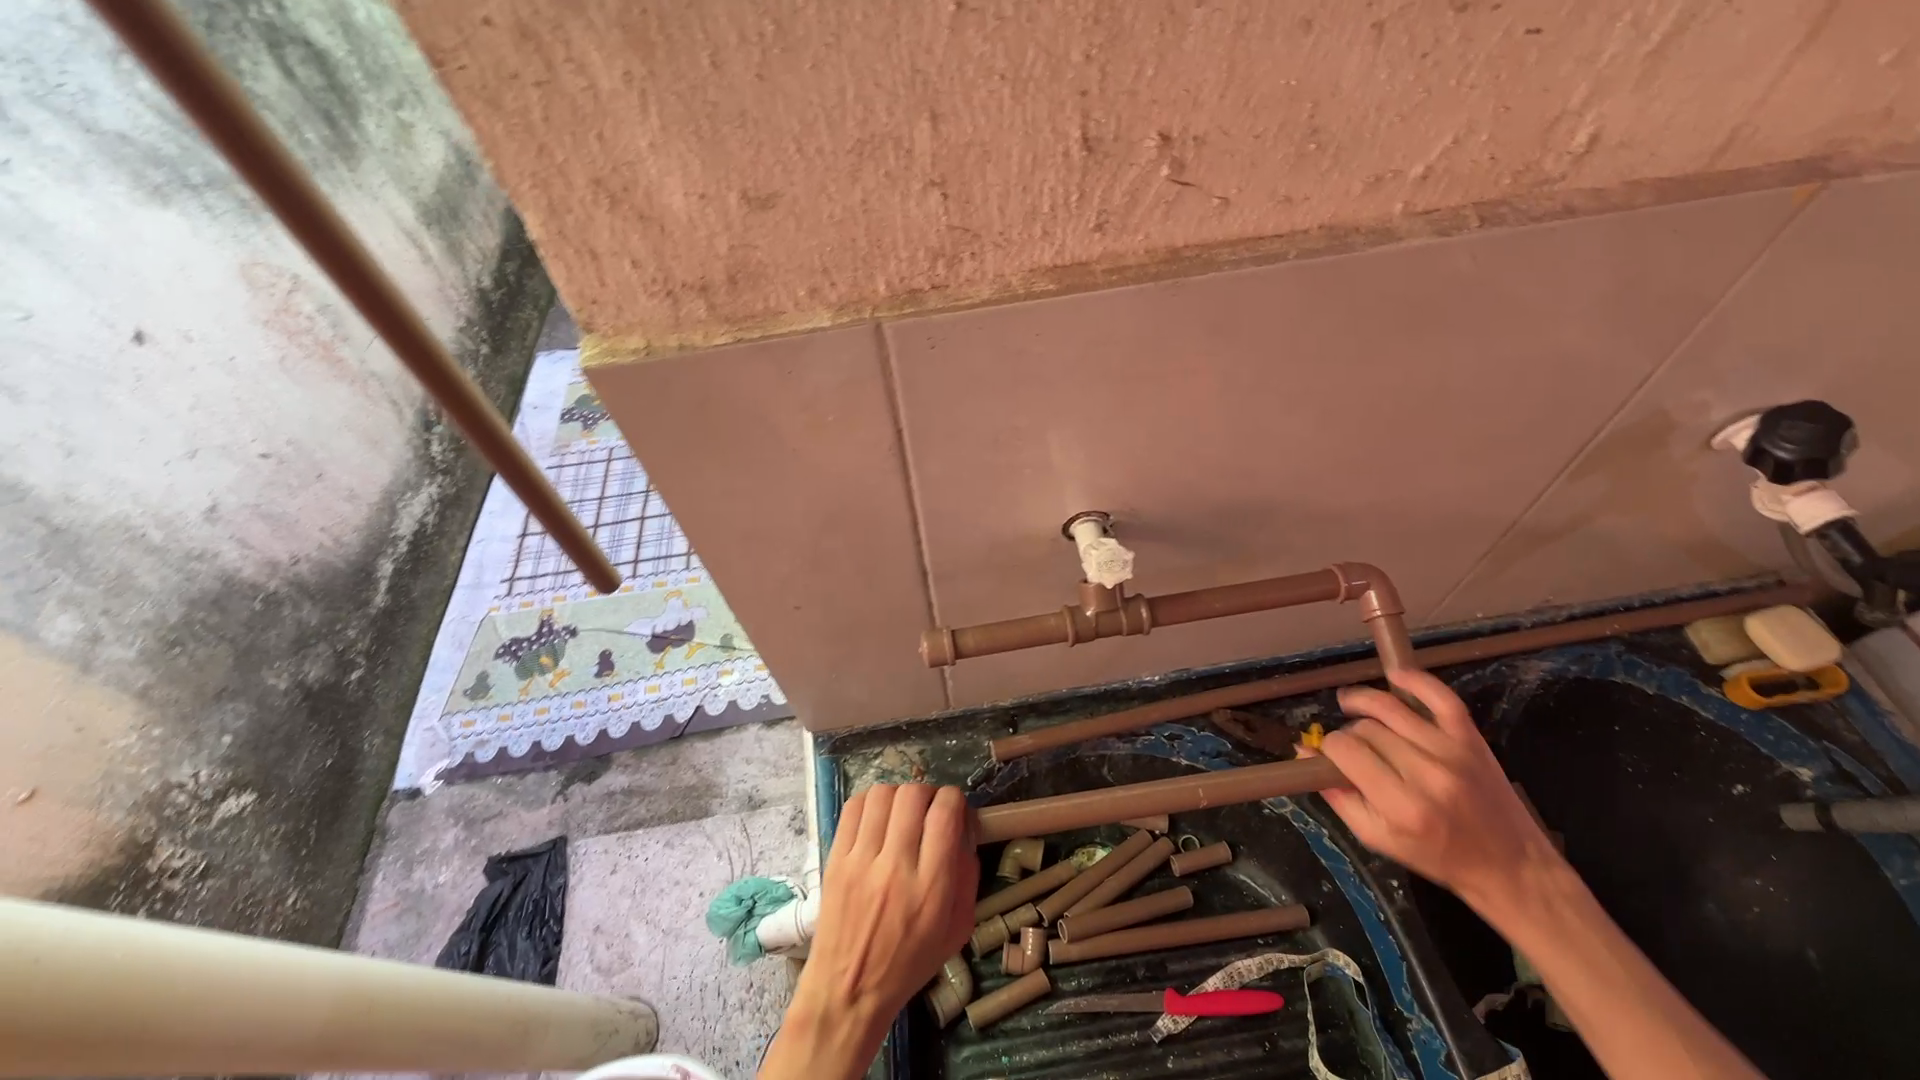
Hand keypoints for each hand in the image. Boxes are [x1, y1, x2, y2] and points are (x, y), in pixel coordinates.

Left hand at [762, 784, 976, 1078]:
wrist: (849, 989)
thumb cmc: (909, 963)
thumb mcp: (958, 929)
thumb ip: (968, 877)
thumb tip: (965, 833)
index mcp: (932, 886)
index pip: (945, 813)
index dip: (954, 800)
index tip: (954, 810)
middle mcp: (896, 867)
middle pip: (913, 796)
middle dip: (928, 794)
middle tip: (929, 810)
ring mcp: (861, 861)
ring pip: (882, 795)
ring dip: (899, 795)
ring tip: (902, 812)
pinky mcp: (836, 859)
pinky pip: (853, 808)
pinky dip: (870, 800)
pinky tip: (878, 815)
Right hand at [1308, 669, 1563, 909]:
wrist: (1509, 864)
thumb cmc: (1437, 857)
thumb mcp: (1377, 839)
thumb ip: (1338, 796)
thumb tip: (1305, 754)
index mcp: (1401, 805)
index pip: (1346, 751)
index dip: (1328, 748)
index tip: (1327, 756)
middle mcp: (1427, 773)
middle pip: (1366, 729)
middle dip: (1348, 734)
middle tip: (1349, 748)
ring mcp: (1452, 751)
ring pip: (1391, 709)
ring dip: (1363, 701)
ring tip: (1348, 702)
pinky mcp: (1471, 739)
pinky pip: (1440, 697)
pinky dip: (1415, 681)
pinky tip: (1393, 677)